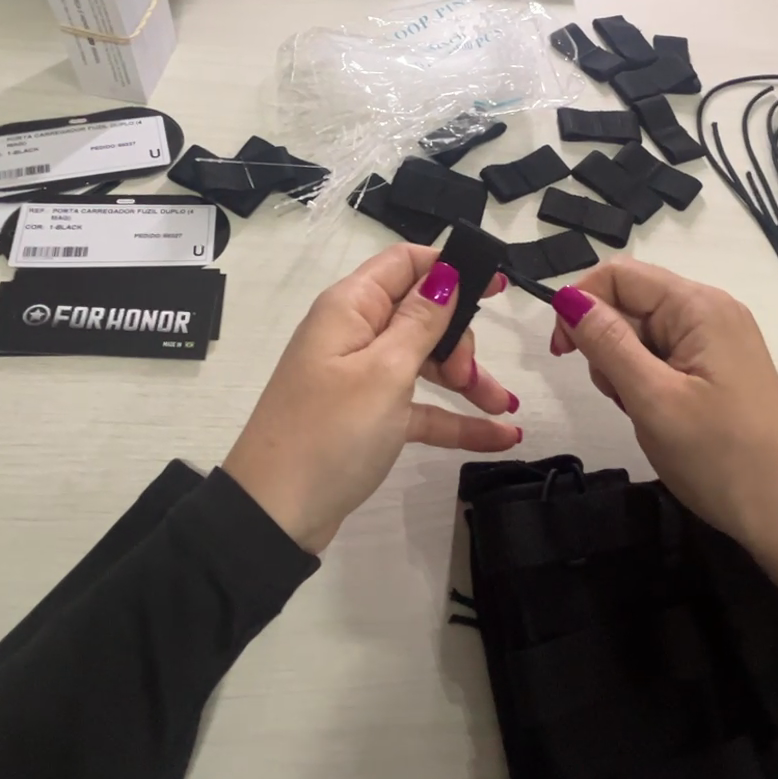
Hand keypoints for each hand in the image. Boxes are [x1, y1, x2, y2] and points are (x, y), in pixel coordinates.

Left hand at [224, 244, 522, 552]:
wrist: (276, 515)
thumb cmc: (329, 432)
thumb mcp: (384, 372)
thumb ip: (421, 321)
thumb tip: (447, 273)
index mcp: (351, 307)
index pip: (404, 263)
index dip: (451, 267)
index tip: (496, 283)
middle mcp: (355, 334)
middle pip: (421, 314)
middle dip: (457, 338)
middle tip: (468, 374)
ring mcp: (362, 378)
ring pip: (426, 362)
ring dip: (467, 380)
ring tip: (501, 406)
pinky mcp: (369, 417)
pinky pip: (421, 406)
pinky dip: (455, 418)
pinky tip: (499, 436)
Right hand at [548, 259, 777, 617]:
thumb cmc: (720, 458)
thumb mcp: (652, 399)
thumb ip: (607, 343)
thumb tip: (566, 298)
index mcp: (699, 306)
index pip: (619, 274)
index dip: (581, 303)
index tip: (562, 352)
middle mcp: (710, 310)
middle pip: (630, 301)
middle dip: (606, 342)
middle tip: (620, 395)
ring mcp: (716, 338)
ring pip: (641, 331)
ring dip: (623, 366)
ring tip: (643, 410)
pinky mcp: (717, 365)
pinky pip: (662, 354)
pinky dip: (644, 379)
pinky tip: (657, 412)